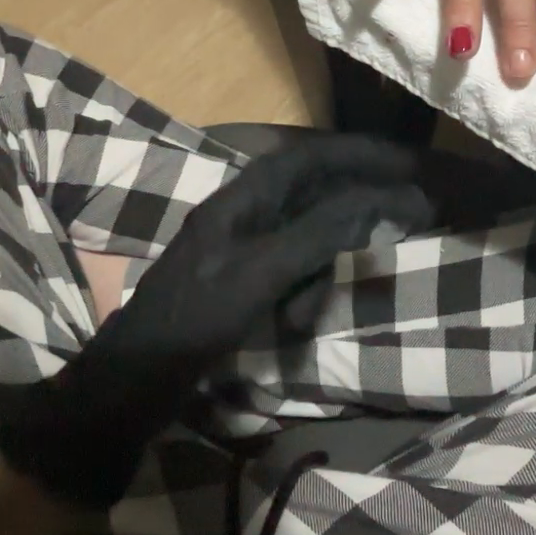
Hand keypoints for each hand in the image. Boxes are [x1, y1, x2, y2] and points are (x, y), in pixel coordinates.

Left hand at [0, 136, 434, 507]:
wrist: (132, 383)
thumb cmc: (195, 320)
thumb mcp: (261, 273)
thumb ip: (318, 233)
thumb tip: (375, 198)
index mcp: (242, 198)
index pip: (309, 156)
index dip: (357, 152)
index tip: (402, 160)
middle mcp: (244, 212)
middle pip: (313, 189)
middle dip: (355, 199)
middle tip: (403, 208)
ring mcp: (243, 247)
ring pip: (307, 230)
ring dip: (326, 256)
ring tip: (318, 298)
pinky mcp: (244, 278)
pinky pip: (292, 267)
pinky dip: (306, 286)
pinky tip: (297, 317)